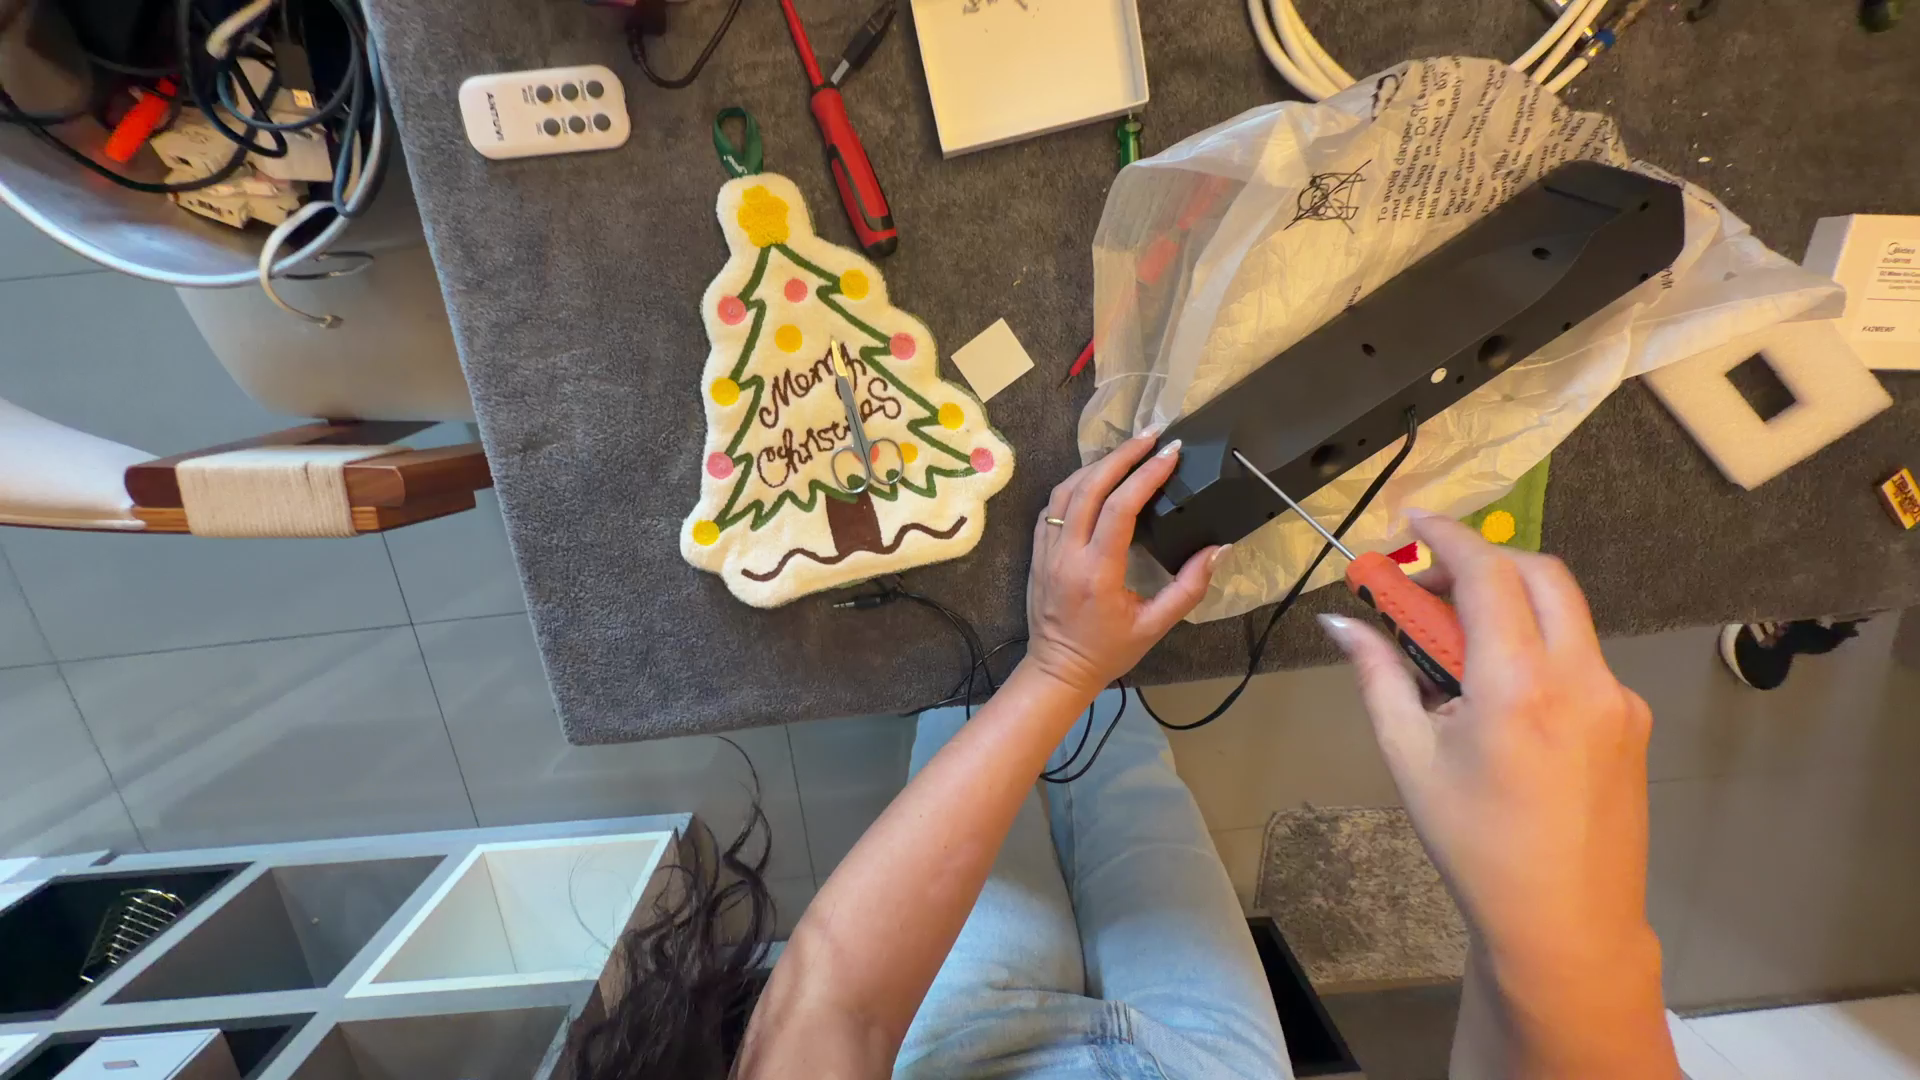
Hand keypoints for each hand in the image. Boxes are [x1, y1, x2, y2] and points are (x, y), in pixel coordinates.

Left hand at [1022, 431, 1224, 700]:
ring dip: (1095, 466)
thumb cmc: (1108, 651)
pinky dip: (1073, 486)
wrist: (1057, 669)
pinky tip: (1094, 480)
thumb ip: (1188, 587)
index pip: (1120, 508)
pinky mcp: (1037, 551)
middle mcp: (1066, 554)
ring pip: (1065, 491)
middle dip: (1121, 456)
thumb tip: (1219, 548)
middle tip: (1151, 436)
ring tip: (1126, 452)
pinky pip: (1052, 507)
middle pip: (1089, 487)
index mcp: (1097, 571)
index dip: (1146, 475)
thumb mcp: (1155, 626)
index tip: (1171, 453)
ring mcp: (1046, 550)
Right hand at [1318, 510, 1657, 985]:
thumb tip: (1337, 622)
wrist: (1565, 919)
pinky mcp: (1629, 717)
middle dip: (1480, 559)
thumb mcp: (1407, 752)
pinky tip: (1491, 685)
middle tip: (1425, 584)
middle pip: (1541, 574)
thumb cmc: (1469, 837)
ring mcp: (1617, 697)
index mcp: (1519, 686)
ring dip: (1504, 599)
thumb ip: (1376, 673)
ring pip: (1562, 610)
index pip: (1491, 576)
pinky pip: (1576, 650)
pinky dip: (1528, 638)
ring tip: (1448, 641)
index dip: (1450, 536)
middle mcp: (1582, 678)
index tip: (1414, 520)